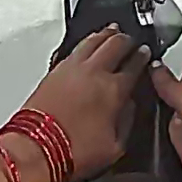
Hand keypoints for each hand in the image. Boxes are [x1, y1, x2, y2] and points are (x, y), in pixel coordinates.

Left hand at [21, 25, 148, 181]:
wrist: (36, 148)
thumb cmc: (72, 151)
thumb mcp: (115, 146)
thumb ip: (127, 120)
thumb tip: (129, 106)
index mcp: (114, 89)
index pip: (134, 65)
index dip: (142, 57)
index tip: (145, 53)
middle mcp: (94, 73)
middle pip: (115, 44)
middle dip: (127, 40)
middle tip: (131, 40)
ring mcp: (72, 68)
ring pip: (92, 40)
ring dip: (106, 34)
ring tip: (112, 31)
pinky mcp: (54, 71)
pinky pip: (74, 49)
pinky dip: (85, 42)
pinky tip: (86, 45)